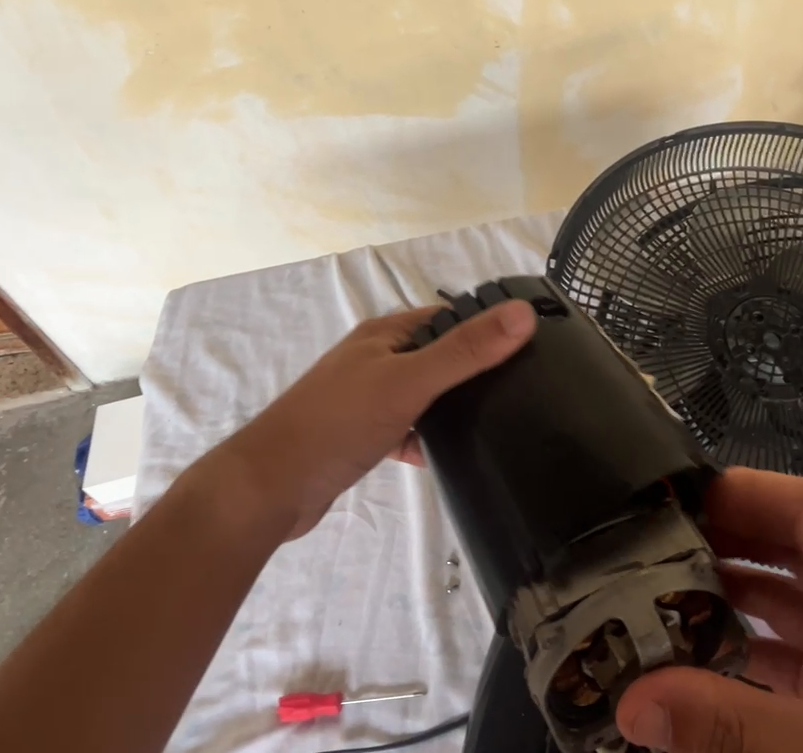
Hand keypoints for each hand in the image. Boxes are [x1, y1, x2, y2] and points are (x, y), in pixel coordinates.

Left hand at [196, 300, 535, 539]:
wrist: (269, 489)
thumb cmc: (337, 423)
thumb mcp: (409, 381)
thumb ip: (466, 350)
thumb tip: (523, 313)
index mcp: (385, 334)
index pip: (449, 317)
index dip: (487, 325)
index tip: (533, 346)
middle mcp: (376, 358)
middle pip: (438, 355)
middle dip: (474, 369)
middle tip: (523, 388)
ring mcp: (366, 397)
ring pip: (424, 394)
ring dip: (451, 406)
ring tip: (497, 421)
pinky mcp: (361, 434)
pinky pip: (407, 428)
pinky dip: (426, 439)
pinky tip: (448, 457)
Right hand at [616, 468, 802, 752]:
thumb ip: (718, 724)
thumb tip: (630, 698)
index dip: (758, 492)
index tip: (691, 494)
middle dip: (738, 535)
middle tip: (666, 537)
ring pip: (800, 609)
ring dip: (740, 593)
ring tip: (670, 593)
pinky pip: (797, 663)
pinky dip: (749, 651)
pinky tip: (702, 668)